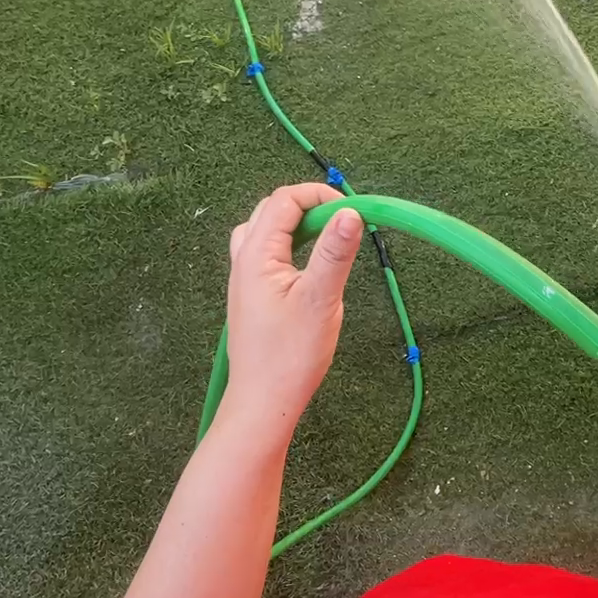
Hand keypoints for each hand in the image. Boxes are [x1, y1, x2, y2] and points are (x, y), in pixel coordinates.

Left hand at [223, 184, 363, 436]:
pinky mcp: (252, 295)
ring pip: (266, 230)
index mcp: (256, 253)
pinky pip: (267, 253)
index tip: (353, 212)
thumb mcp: (320, 299)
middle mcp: (244, 259)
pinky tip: (309, 267)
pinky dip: (290, 245)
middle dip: (309, 206)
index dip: (320, 196)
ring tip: (327, 241)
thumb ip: (335, 252)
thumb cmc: (291, 353)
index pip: (285, 200)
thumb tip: (352, 211)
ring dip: (297, 225)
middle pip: (272, 210)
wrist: (264, 402)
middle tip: (343, 225)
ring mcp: (244, 278)